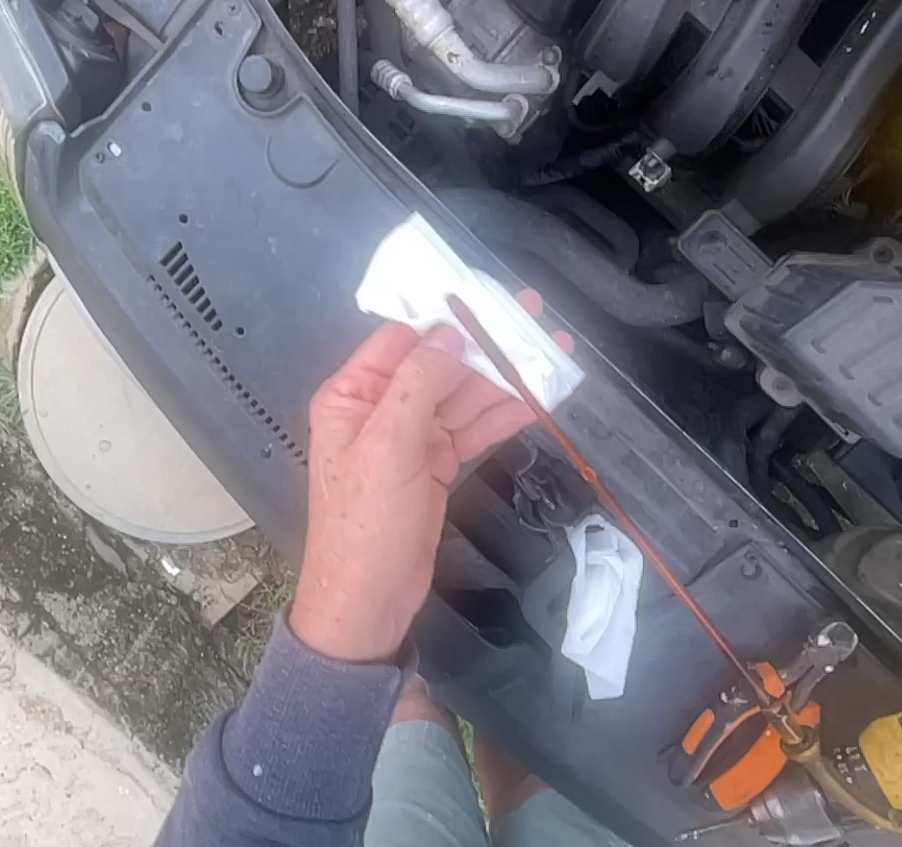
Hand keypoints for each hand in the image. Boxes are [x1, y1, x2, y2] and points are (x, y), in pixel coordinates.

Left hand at [290, 291, 571, 661]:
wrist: (370, 602)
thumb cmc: (366, 523)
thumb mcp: (387, 446)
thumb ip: (417, 385)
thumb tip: (448, 334)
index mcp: (352, 395)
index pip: (400, 341)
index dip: (443, 319)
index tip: (486, 300)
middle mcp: (380, 408)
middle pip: (438, 366)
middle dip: (484, 347)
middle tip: (534, 321)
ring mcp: (410, 437)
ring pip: (460, 397)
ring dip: (502, 379)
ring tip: (548, 355)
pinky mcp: (435, 464)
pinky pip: (471, 429)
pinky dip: (501, 415)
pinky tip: (536, 398)